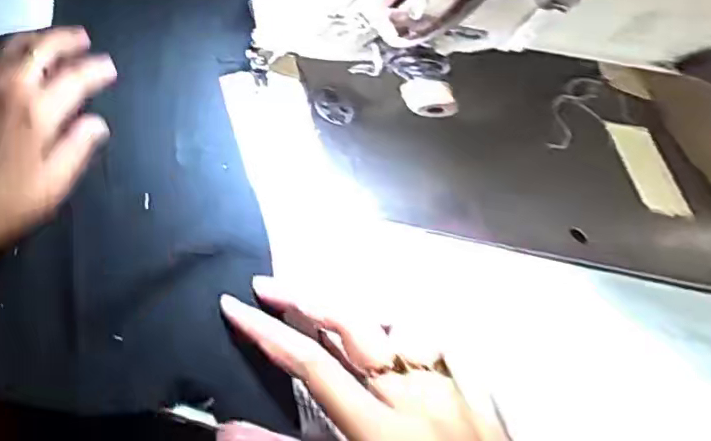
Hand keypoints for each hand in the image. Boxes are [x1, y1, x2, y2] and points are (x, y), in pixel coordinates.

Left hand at [0, 27, 116, 295]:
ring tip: (56, 42)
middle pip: (43, 46)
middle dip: (68, 39)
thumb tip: (98, 123)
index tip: (110, 68)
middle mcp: (10, 84)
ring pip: (16, 44)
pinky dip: (15, 48)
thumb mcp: (45, 191)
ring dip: (41, 38)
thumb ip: (76, 150)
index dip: (96, 69)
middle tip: (85, 39)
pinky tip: (19, 60)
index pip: (75, 76)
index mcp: (35, 110)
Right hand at [219, 277, 481, 440]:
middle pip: (351, 323)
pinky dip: (411, 336)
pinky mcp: (482, 406)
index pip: (310, 362)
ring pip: (400, 326)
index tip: (231, 304)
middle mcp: (416, 402)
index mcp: (382, 432)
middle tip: (264, 285)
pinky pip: (444, 350)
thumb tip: (228, 428)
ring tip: (327, 310)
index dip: (264, 330)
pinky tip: (393, 336)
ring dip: (359, 313)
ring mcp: (453, 398)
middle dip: (301, 296)